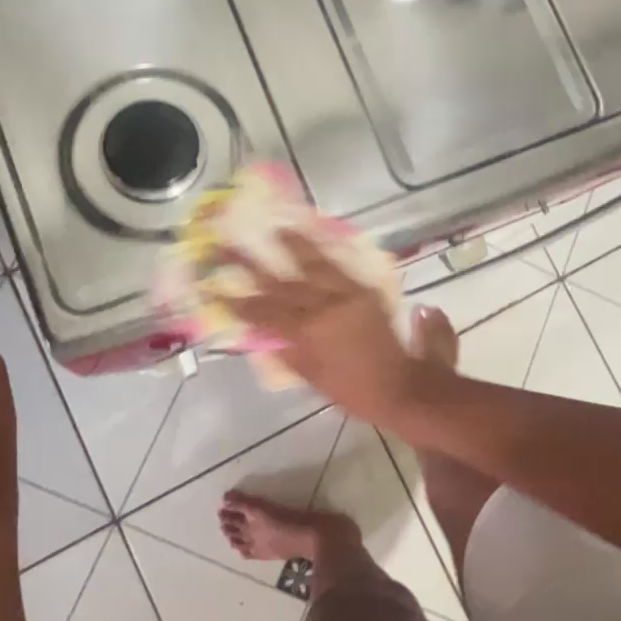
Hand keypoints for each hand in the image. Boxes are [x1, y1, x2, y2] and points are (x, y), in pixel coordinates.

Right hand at [223, 231, 457, 425]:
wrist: (404, 387)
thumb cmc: (357, 393)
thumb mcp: (315, 381)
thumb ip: (291, 356)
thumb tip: (266, 336)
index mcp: (309, 332)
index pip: (265, 312)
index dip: (239, 301)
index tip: (216, 287)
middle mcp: (325, 307)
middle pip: (282, 282)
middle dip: (253, 263)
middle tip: (231, 244)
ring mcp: (348, 295)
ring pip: (314, 265)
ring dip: (293, 245)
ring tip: (277, 227)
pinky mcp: (366, 291)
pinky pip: (341, 265)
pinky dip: (326, 250)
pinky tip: (317, 238)